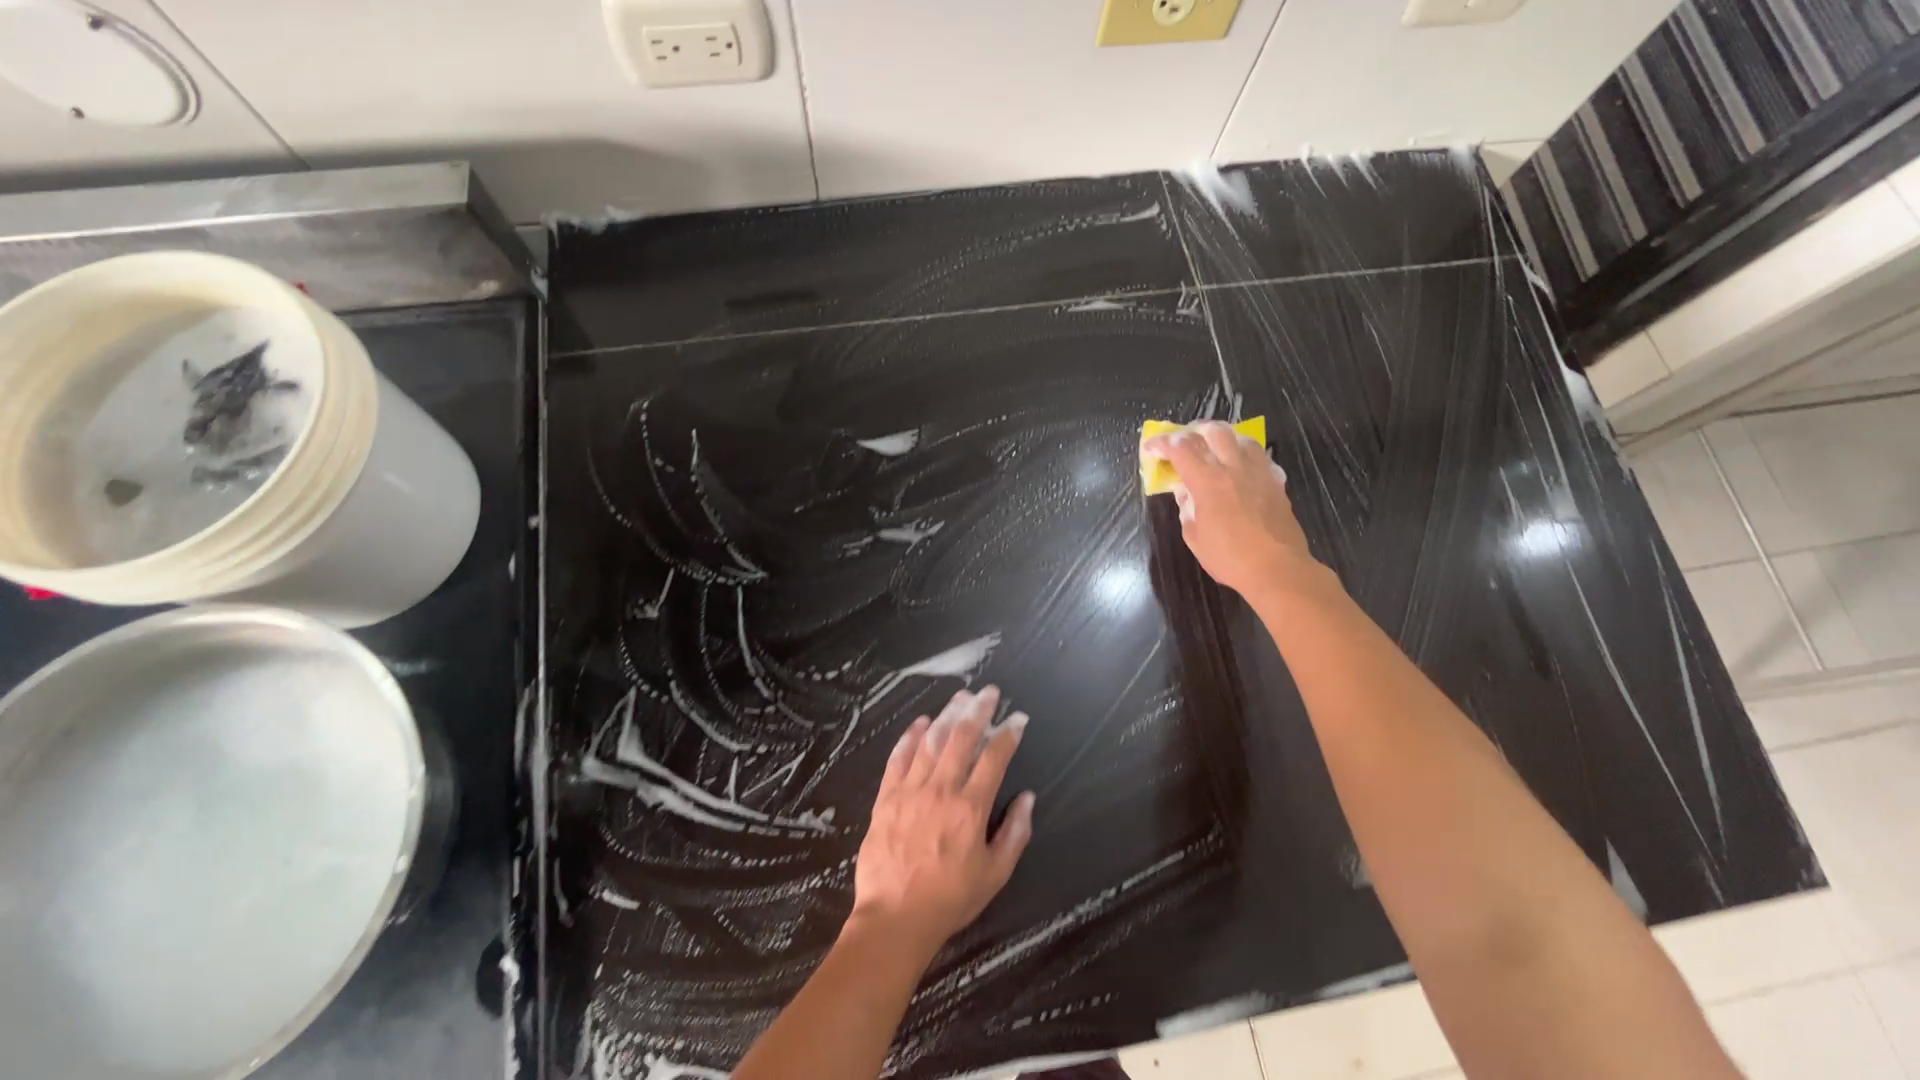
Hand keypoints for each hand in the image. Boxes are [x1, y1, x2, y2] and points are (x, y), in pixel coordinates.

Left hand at [851, 686, 1035, 953]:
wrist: (895, 918)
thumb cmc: (950, 899)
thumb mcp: (995, 874)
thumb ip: (1015, 833)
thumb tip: (1028, 798)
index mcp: (971, 807)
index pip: (994, 757)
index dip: (1009, 733)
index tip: (1019, 718)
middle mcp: (941, 790)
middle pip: (961, 737)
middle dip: (978, 710)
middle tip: (989, 692)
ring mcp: (910, 791)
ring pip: (931, 741)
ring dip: (948, 715)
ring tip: (960, 697)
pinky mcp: (885, 798)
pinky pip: (898, 759)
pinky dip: (910, 737)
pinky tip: (921, 722)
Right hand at [1142, 420, 1319, 597]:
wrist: (1276, 568)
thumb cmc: (1230, 558)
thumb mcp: (1195, 537)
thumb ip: (1187, 509)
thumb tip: (1185, 492)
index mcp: (1208, 481)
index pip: (1181, 448)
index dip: (1162, 443)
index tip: (1152, 447)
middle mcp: (1234, 468)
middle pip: (1214, 431)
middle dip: (1194, 431)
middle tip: (1184, 441)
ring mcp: (1259, 472)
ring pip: (1242, 437)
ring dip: (1223, 437)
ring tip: (1215, 448)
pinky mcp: (1277, 482)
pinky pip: (1261, 457)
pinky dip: (1246, 455)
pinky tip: (1242, 467)